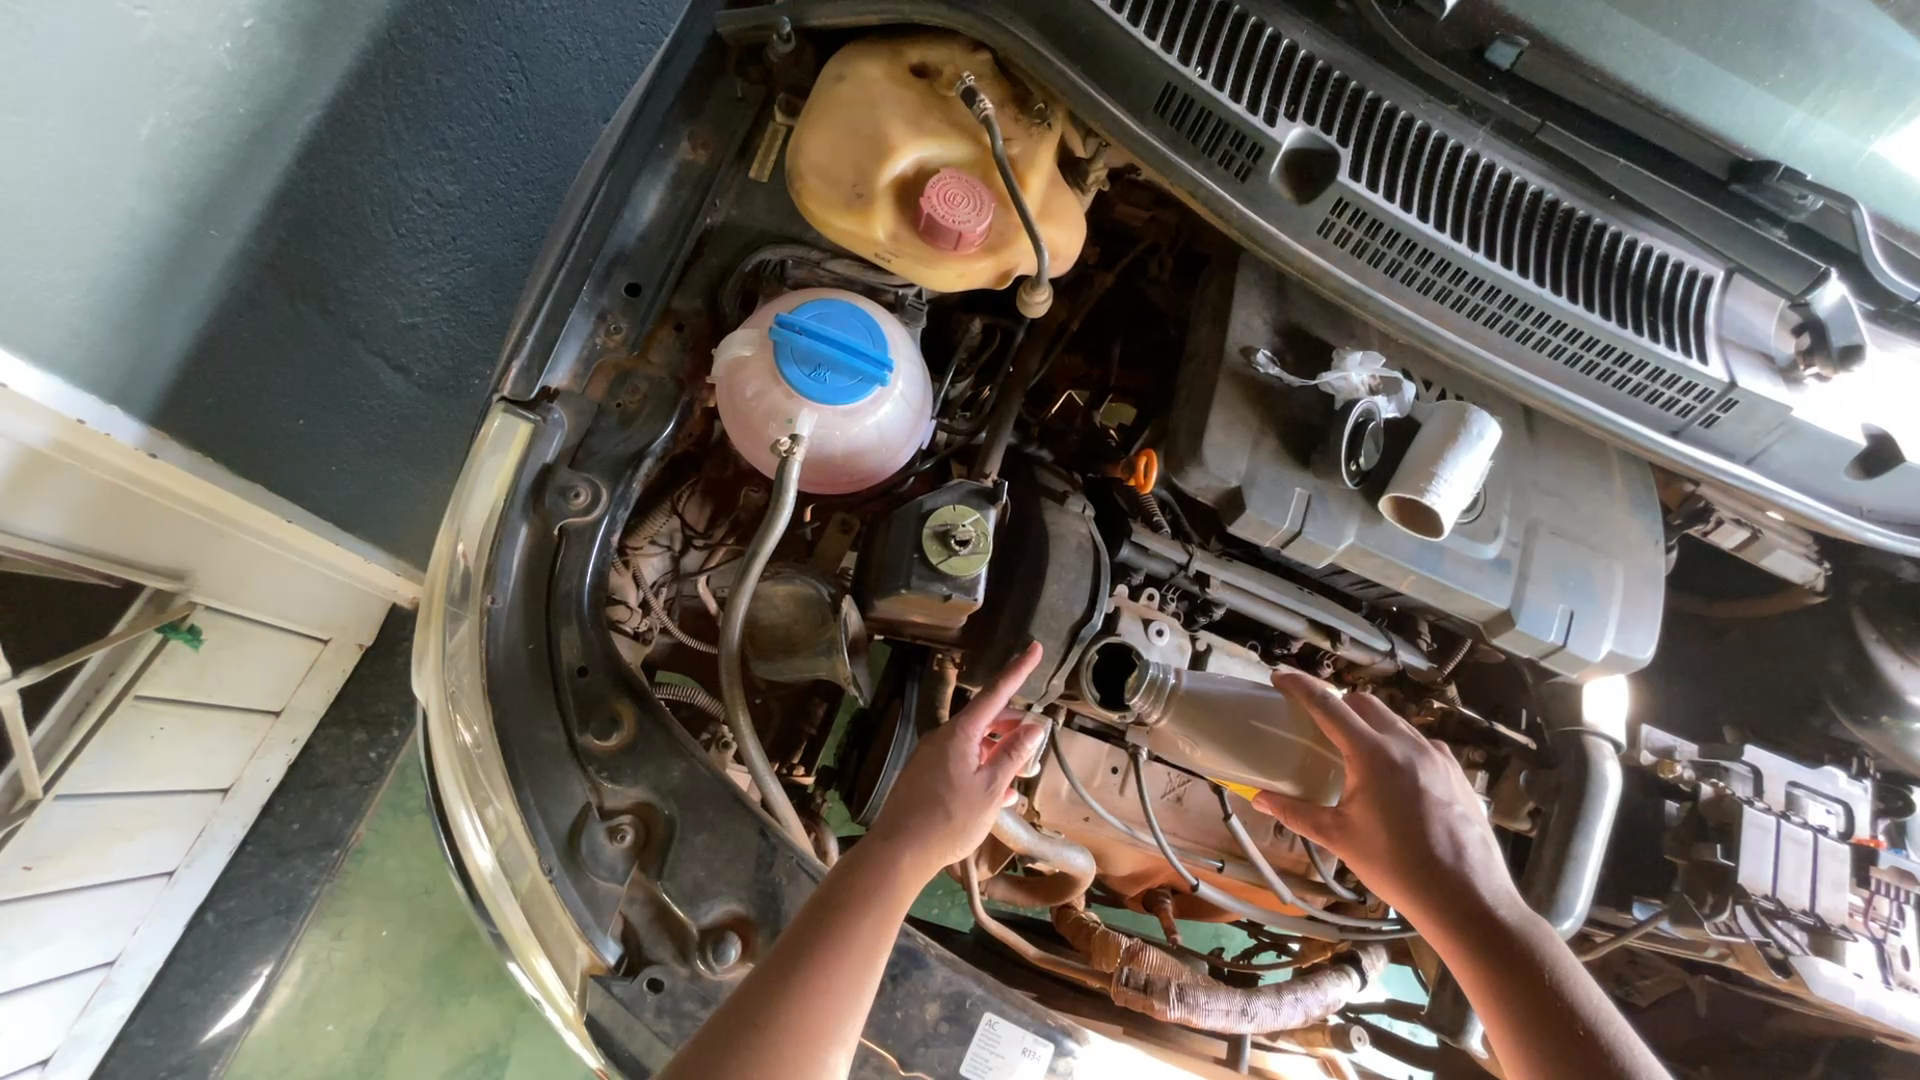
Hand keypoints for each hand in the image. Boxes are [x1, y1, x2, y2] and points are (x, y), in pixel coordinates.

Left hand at [862, 643, 1047, 881]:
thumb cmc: (949, 820)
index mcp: (960, 733)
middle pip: (985, 721)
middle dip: (1012, 727)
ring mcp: (931, 757)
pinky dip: (981, 771)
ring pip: (973, 745)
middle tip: (1034, 741)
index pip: (995, 693)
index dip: (1018, 670)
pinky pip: (960, 764)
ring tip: (1019, 775)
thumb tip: (1032, 728)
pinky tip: (997, 796)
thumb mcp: (990, 789)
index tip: (1034, 647)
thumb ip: (1012, 756)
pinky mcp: (925, 777)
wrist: (899, 851)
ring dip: (998, 755)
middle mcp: (943, 737)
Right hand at [1250, 671, 1523, 929]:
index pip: (1328, 705)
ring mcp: (1438, 757)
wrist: (1469, 901)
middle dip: (1336, 701)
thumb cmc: (1396, 868)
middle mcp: (1407, 745)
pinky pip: (1421, 743)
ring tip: (1352, 748)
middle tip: (1314, 718)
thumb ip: (1296, 812)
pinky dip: (1398, 744)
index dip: (1300, 686)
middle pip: (1364, 703)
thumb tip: (1260, 799)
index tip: (1279, 676)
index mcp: (1373, 754)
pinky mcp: (1457, 773)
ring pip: (1395, 721)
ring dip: (1368, 722)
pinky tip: (1394, 773)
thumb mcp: (1338, 838)